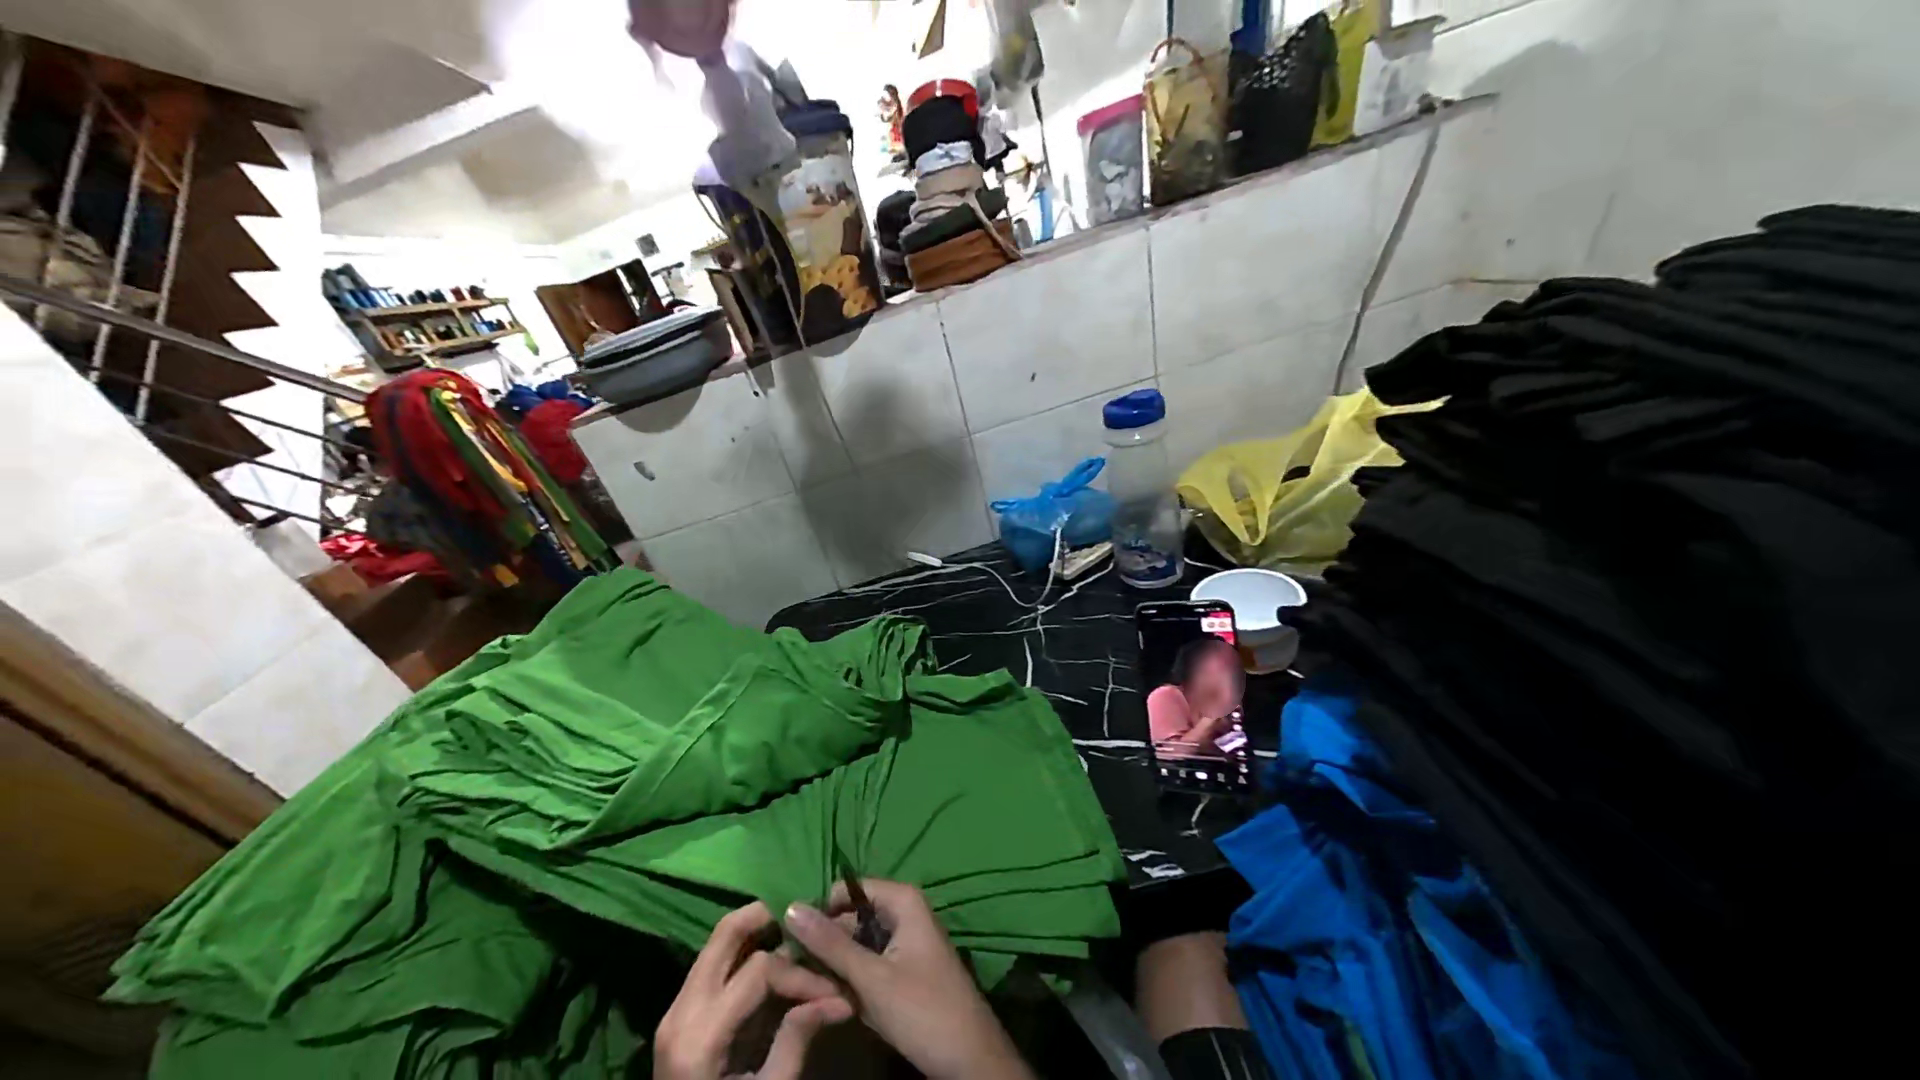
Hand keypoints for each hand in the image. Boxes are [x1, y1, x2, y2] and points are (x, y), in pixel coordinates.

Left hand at [655, 901, 853, 1079]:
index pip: (760, 971)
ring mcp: (676, 1009)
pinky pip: (715, 964)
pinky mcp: (681, 1014)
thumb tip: (839, 998)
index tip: (834, 989)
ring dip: (760, 930)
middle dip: (770, 917)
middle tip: (810, 919)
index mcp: (699, 1036)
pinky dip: (748, 952)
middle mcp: (680, 1010)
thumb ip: (797, 1040)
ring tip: (798, 936)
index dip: (802, 973)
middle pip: (726, 933)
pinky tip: (778, 958)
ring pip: (719, 942)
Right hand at [783, 880, 1033, 1079]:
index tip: (790, 940)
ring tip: (813, 989)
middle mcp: (903, 911)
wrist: (970, 1060)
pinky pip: (867, 962)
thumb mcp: (871, 978)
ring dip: (836, 967)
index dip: (819, 911)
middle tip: (794, 973)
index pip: (846, 889)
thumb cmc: (922, 1010)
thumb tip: (790, 906)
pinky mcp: (902, 968)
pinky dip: (851, 979)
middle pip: (850, 917)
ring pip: (856, 944)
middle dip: (825, 944)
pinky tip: (837, 1000)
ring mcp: (904, 940)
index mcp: (902, 900)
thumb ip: (830, 943)